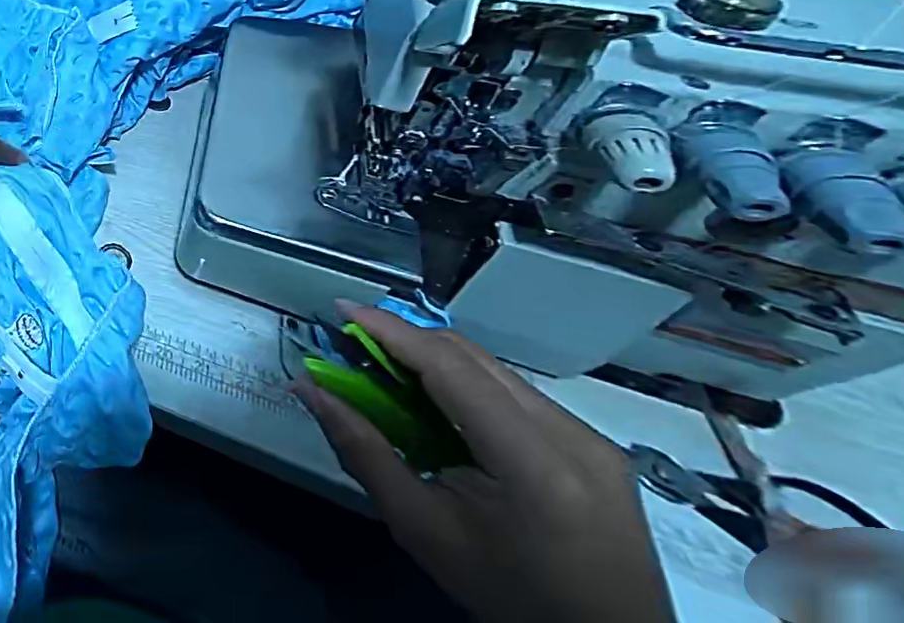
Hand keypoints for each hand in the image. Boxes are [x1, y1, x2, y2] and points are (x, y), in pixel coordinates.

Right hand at [295, 302, 675, 622]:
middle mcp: (572, 435)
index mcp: (534, 465)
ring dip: (434, 360)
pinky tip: (438, 404)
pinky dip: (464, 384)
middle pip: (471, 358)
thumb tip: (310, 390)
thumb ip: (362, 451)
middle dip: (406, 340)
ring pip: (492, 369)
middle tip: (354, 344)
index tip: (342, 309)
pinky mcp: (593, 442)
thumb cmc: (505, 595)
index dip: (392, 331)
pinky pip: (513, 391)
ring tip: (387, 370)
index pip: (451, 369)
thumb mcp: (421, 528)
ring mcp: (590, 437)